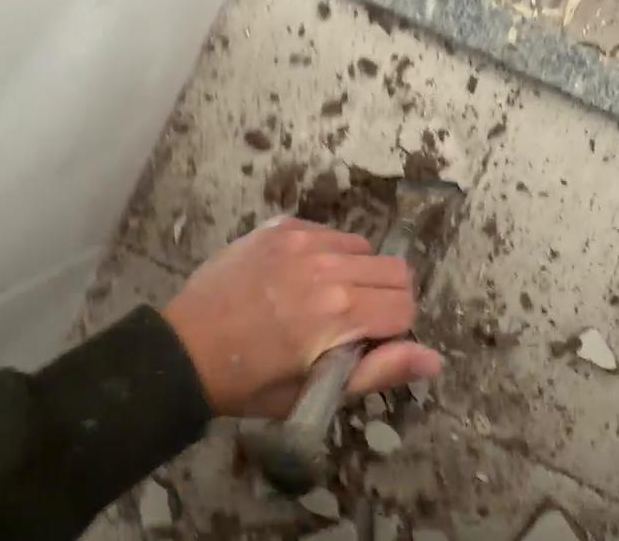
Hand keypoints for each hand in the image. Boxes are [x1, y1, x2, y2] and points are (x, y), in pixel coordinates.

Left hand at [160, 217, 443, 417]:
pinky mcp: (282, 227)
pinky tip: (301, 278)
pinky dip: (329, 253)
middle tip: (355, 322)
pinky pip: (329, 232)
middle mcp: (328, 266)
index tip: (368, 344)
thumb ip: (379, 371)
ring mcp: (303, 240)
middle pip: (396, 270)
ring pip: (364, 247)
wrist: (185, 349)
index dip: (395, 330)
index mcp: (339, 312)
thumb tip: (433, 359)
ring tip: (325, 298)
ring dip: (358, 273)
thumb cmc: (251, 382)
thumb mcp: (314, 391)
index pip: (404, 306)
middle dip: (387, 298)